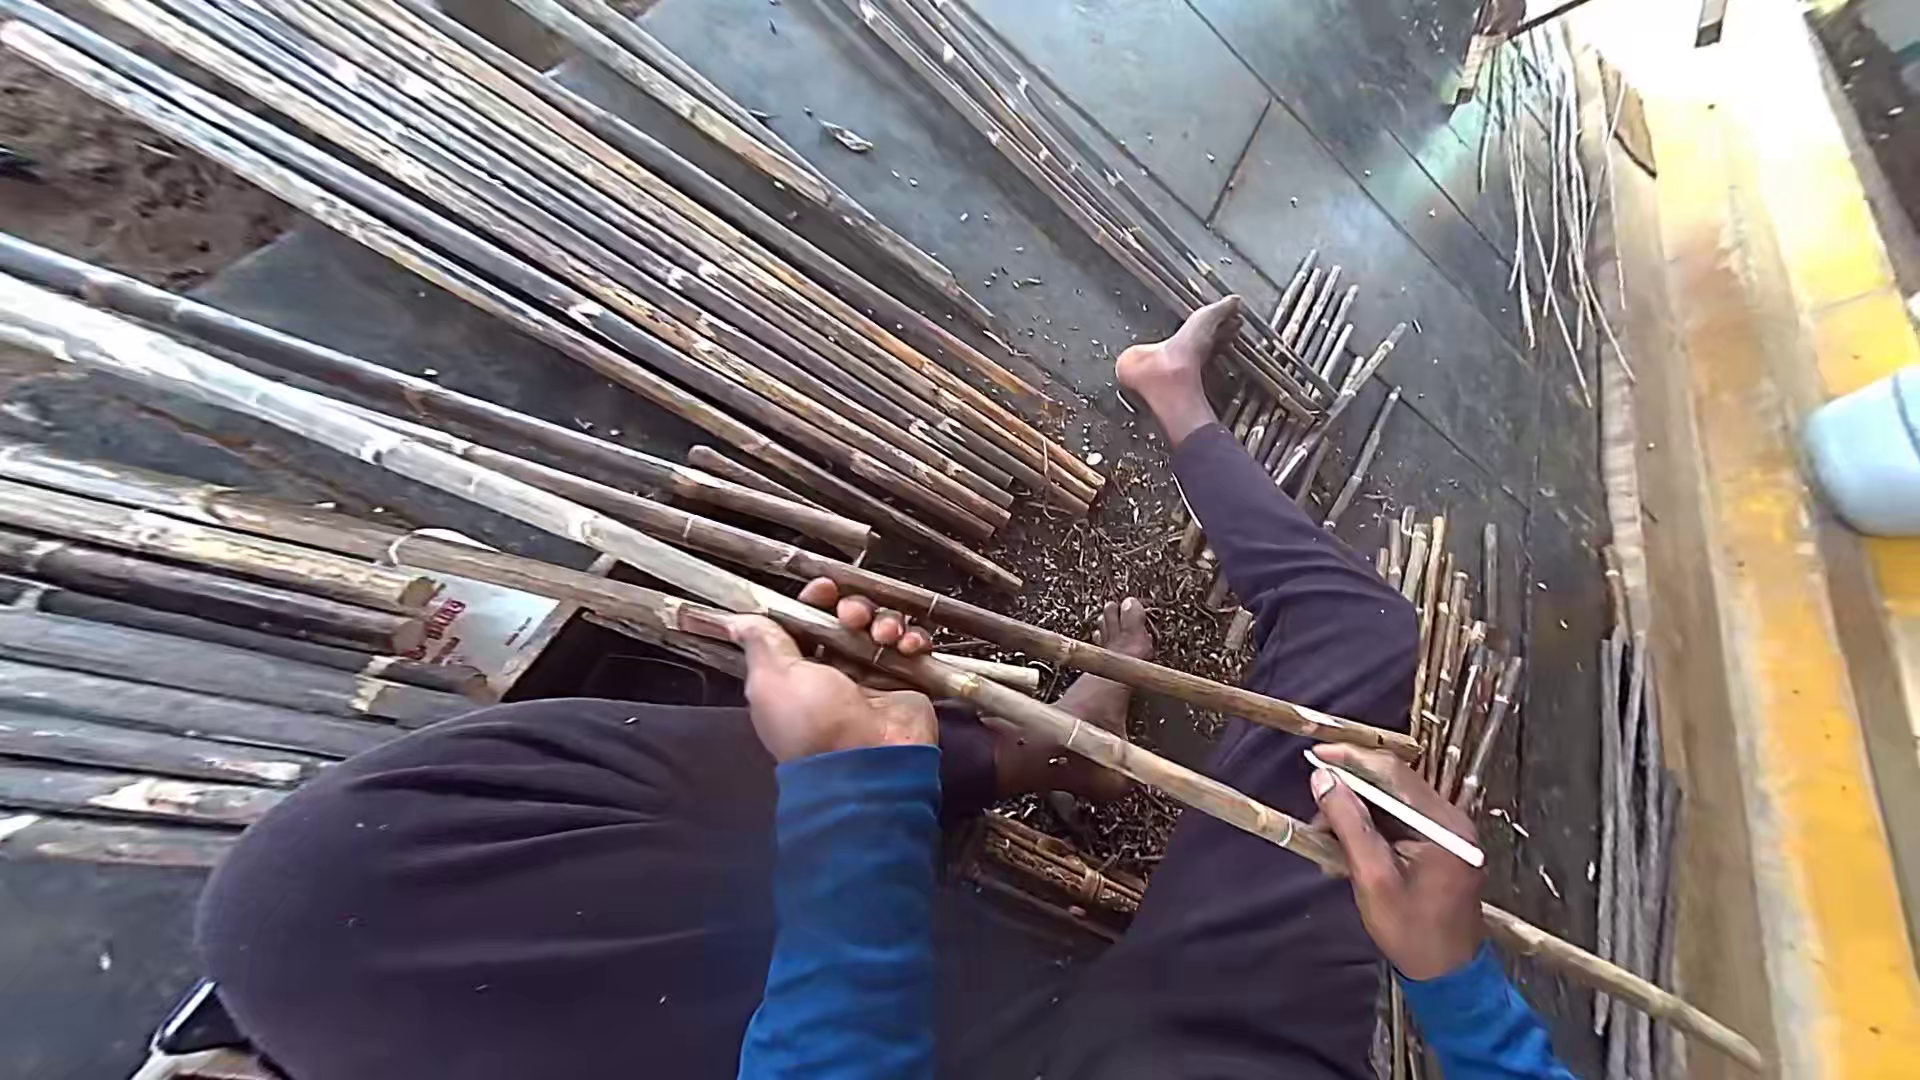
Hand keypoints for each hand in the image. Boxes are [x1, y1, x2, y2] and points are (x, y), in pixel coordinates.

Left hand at [726, 578, 937, 762]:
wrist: (868, 761)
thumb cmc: (814, 722)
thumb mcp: (773, 679)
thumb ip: (761, 642)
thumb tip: (737, 619)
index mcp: (801, 669)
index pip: (810, 621)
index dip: (817, 600)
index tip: (824, 589)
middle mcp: (838, 670)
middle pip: (849, 618)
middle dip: (854, 607)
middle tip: (854, 616)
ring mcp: (876, 674)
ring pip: (883, 626)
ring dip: (885, 622)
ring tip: (884, 637)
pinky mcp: (908, 680)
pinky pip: (914, 646)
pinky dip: (913, 640)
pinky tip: (907, 647)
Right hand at [1308, 743, 1485, 979]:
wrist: (1449, 976)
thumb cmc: (1412, 930)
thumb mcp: (1372, 876)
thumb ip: (1348, 822)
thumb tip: (1321, 777)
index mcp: (1443, 827)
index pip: (1393, 772)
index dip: (1350, 758)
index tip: (1314, 755)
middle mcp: (1450, 821)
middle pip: (1390, 780)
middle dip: (1347, 786)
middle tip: (1316, 803)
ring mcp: (1445, 831)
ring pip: (1387, 797)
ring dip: (1352, 807)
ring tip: (1326, 832)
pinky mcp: (1435, 842)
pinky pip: (1392, 815)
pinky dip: (1364, 821)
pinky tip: (1344, 841)